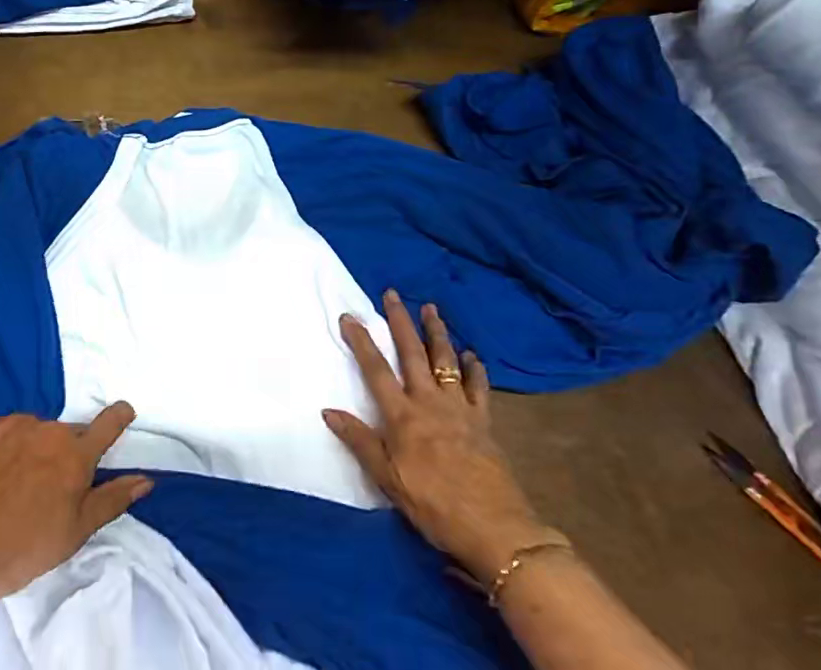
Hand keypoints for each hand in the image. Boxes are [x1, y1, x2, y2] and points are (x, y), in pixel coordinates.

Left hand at [0, 402, 152, 613]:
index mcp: (78, 454)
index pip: (110, 422)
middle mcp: (52, 430)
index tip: (123, 415)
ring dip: (44, 449)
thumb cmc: (19, 546)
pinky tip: (3, 473)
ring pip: (44, 432)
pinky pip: (17, 431)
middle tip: (59, 487)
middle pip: (74, 433)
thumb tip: (146, 480)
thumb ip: (112, 500)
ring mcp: (19, 426)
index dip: (121, 416)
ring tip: (26, 484)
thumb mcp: (74, 533)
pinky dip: (18, 445)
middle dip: (73, 452)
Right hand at [325, 292, 563, 579]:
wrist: (492, 525)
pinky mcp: (482, 419)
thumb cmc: (433, 505)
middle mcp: (430, 402)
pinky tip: (471, 355)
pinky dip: (473, 367)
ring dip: (437, 332)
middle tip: (393, 294)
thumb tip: (329, 411)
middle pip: (412, 353)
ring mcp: (459, 407)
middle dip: (400, 321)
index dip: (361, 341)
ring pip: (445, 359)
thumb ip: (361, 442)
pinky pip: (477, 385)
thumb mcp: (388, 480)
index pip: (376, 371)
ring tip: (431, 308)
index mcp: (403, 417)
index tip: (350, 316)